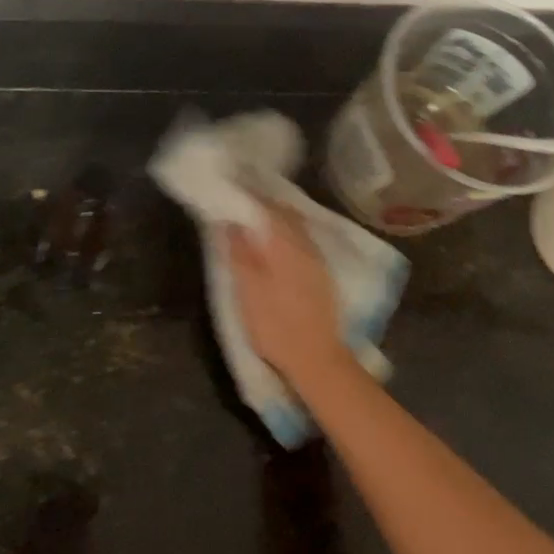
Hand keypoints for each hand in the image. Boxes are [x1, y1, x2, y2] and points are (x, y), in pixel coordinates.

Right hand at [226, 204, 351, 382]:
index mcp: (285, 245)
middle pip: (287, 215)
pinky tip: (277, 249)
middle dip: (265, 207)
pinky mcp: (323, 276)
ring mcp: (318, 261)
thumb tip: (229, 223)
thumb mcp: (248, 291)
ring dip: (278, 222)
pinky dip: (288, 238)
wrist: (316, 358)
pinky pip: (304, 243)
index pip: (268, 208)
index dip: (250, 199)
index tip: (232, 195)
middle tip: (242, 208)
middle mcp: (306, 246)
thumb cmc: (275, 325)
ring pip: (298, 228)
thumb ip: (239, 254)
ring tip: (256, 226)